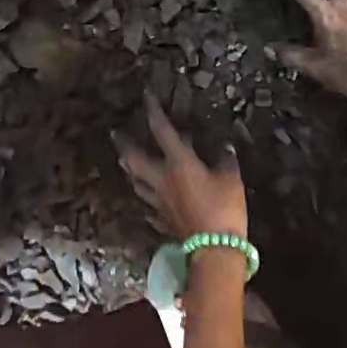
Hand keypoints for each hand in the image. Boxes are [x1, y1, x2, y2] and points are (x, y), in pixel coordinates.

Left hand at [117, 92, 247, 238]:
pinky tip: (146, 201)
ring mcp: (158, 201)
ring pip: (136, 182)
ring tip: (125, 162)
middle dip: (124, 144)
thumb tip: (223, 145)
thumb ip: (224, 159)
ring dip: (130, 171)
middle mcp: (161, 178)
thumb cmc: (224, 209)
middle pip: (134, 158)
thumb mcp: (230, 179)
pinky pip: (148, 208)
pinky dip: (146, 201)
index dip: (153, 108)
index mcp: (178, 162)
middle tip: (115, 134)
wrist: (216, 253)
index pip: (160, 128)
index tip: (146, 94)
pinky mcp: (162, 221)